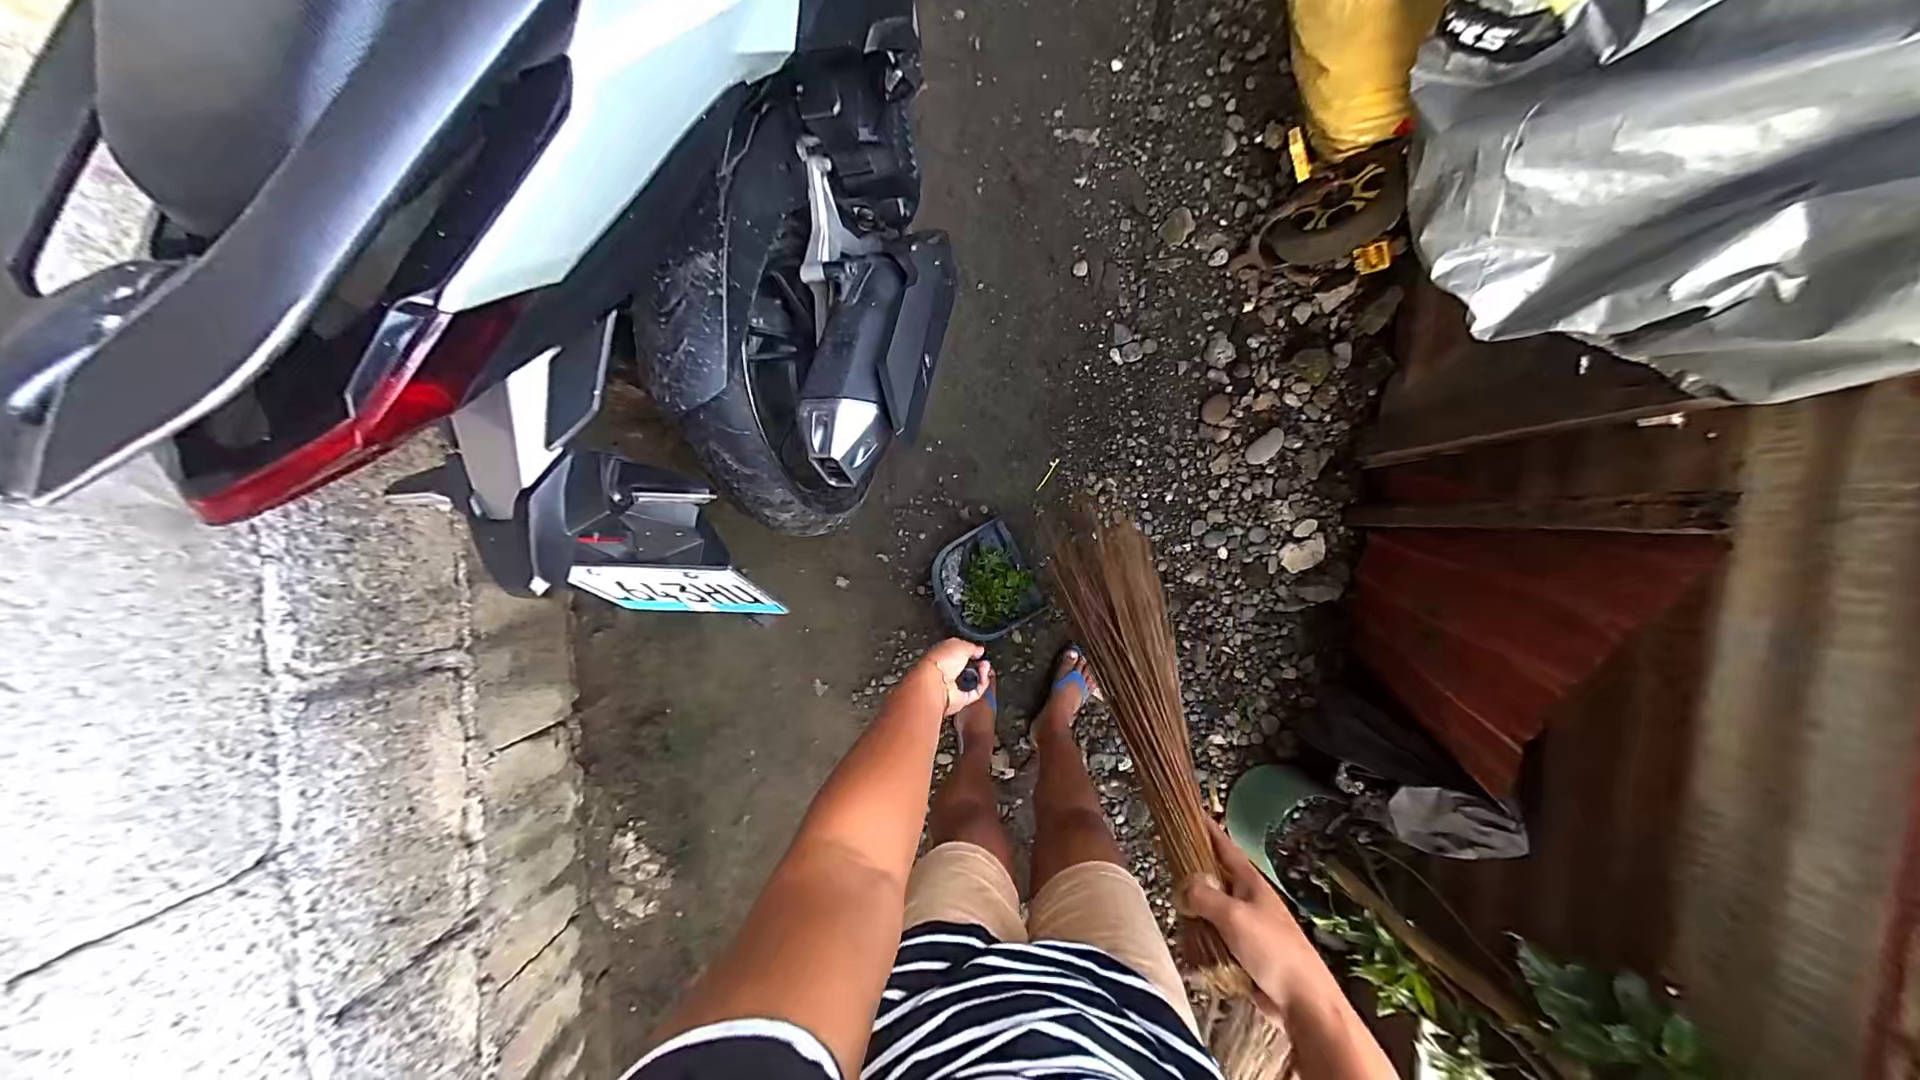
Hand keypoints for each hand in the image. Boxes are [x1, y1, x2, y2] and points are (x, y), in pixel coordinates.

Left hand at [912, 638, 989, 716]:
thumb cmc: (941, 661)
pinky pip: (975, 693)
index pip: (960, 653)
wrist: (936, 683)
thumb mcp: (960, 645)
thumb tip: (979, 650)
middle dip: (979, 664)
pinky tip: (984, 678)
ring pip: (974, 681)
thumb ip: (971, 647)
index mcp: (942, 655)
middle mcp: (946, 671)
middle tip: (984, 661)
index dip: (971, 652)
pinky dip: (982, 685)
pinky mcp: (960, 699)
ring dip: (982, 674)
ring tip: (984, 669)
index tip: (980, 652)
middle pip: (968, 668)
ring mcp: (953, 686)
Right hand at [1178, 816, 1331, 1020]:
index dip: (1206, 828)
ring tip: (1179, 916)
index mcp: (1250, 882)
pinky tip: (1191, 946)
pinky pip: (1215, 938)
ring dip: (1195, 914)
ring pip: (1210, 909)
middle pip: (1212, 876)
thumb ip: (1203, 896)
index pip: (1223, 845)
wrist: (1305, 1005)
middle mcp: (1247, 899)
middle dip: (1191, 876)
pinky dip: (1202, 940)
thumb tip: (1181, 888)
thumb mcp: (1233, 916)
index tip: (1186, 812)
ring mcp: (1247, 926)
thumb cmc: (1273, 951)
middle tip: (1169, 872)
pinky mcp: (1244, 953)